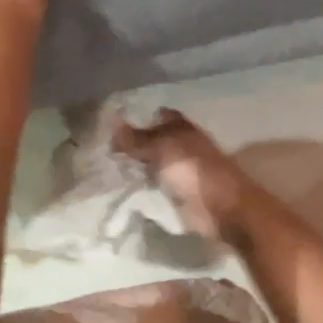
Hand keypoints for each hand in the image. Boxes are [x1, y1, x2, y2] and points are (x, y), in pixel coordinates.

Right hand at [114, 111, 256, 241]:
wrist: (219, 207)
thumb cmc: (192, 169)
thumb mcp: (161, 147)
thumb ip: (136, 138)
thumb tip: (112, 123)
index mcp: (180, 127)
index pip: (155, 116)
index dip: (137, 118)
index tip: (111, 126)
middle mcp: (180, 147)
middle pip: (152, 142)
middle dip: (131, 146)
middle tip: (103, 151)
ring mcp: (179, 172)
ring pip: (151, 166)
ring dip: (134, 169)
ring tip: (107, 170)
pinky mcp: (177, 195)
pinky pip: (154, 188)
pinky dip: (141, 188)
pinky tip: (122, 189)